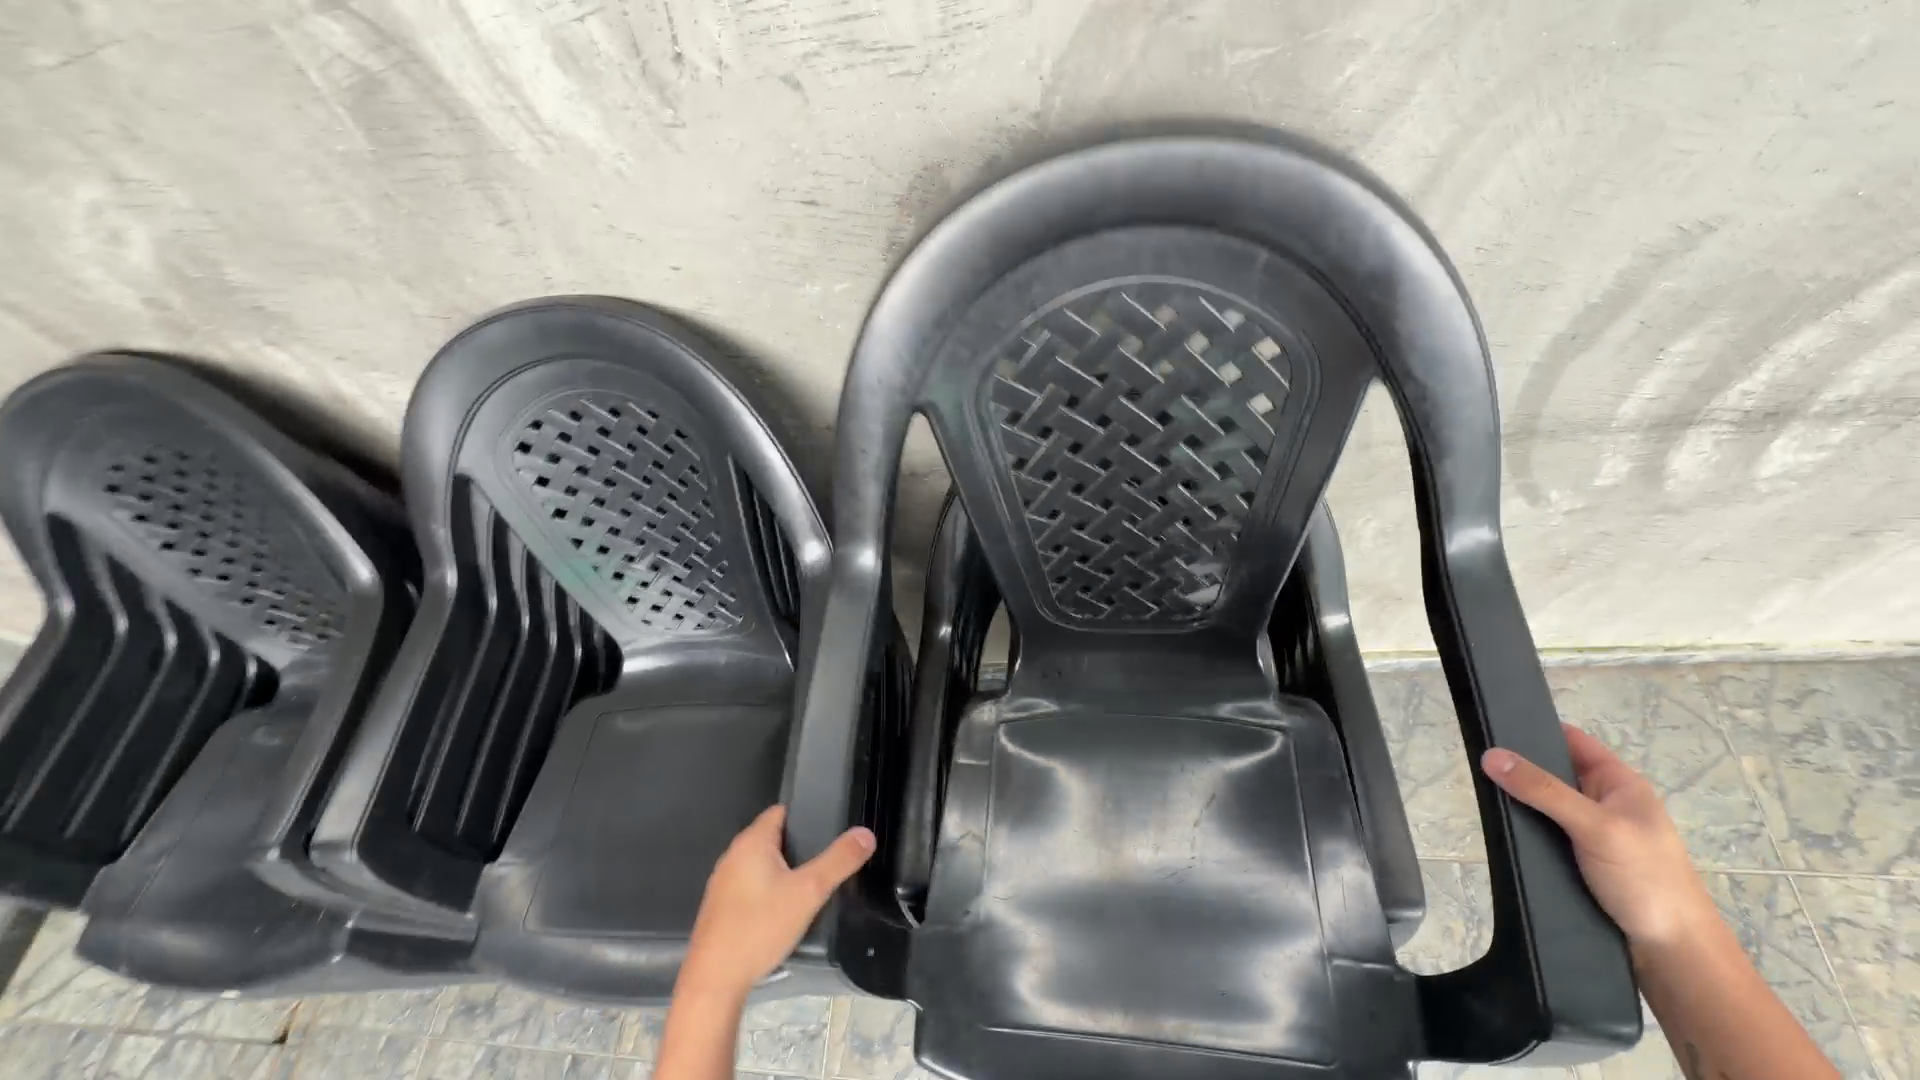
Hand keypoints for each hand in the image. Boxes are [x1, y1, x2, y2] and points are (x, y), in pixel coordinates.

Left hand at [676, 805, 875, 1001]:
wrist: (715, 981)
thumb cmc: (760, 927)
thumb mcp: (809, 892)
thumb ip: (838, 861)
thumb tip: (866, 834)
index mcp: (751, 842)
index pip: (781, 811)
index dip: (807, 814)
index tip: (832, 826)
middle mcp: (732, 856)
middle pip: (773, 838)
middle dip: (800, 846)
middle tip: (830, 859)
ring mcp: (723, 883)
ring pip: (762, 865)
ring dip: (785, 871)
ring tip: (813, 885)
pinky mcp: (720, 908)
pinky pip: (752, 887)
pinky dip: (770, 891)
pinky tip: (785, 911)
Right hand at [1481, 724, 1717, 948]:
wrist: (1672, 951)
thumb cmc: (1646, 879)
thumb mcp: (1595, 827)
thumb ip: (1543, 791)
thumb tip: (1491, 755)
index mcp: (1619, 783)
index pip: (1571, 740)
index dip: (1535, 728)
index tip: (1492, 725)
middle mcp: (1604, 801)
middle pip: (1552, 770)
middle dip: (1519, 766)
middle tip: (1476, 761)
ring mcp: (1591, 830)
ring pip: (1544, 803)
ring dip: (1518, 800)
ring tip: (1479, 792)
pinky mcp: (1577, 857)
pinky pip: (1543, 831)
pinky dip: (1523, 827)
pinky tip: (1500, 829)